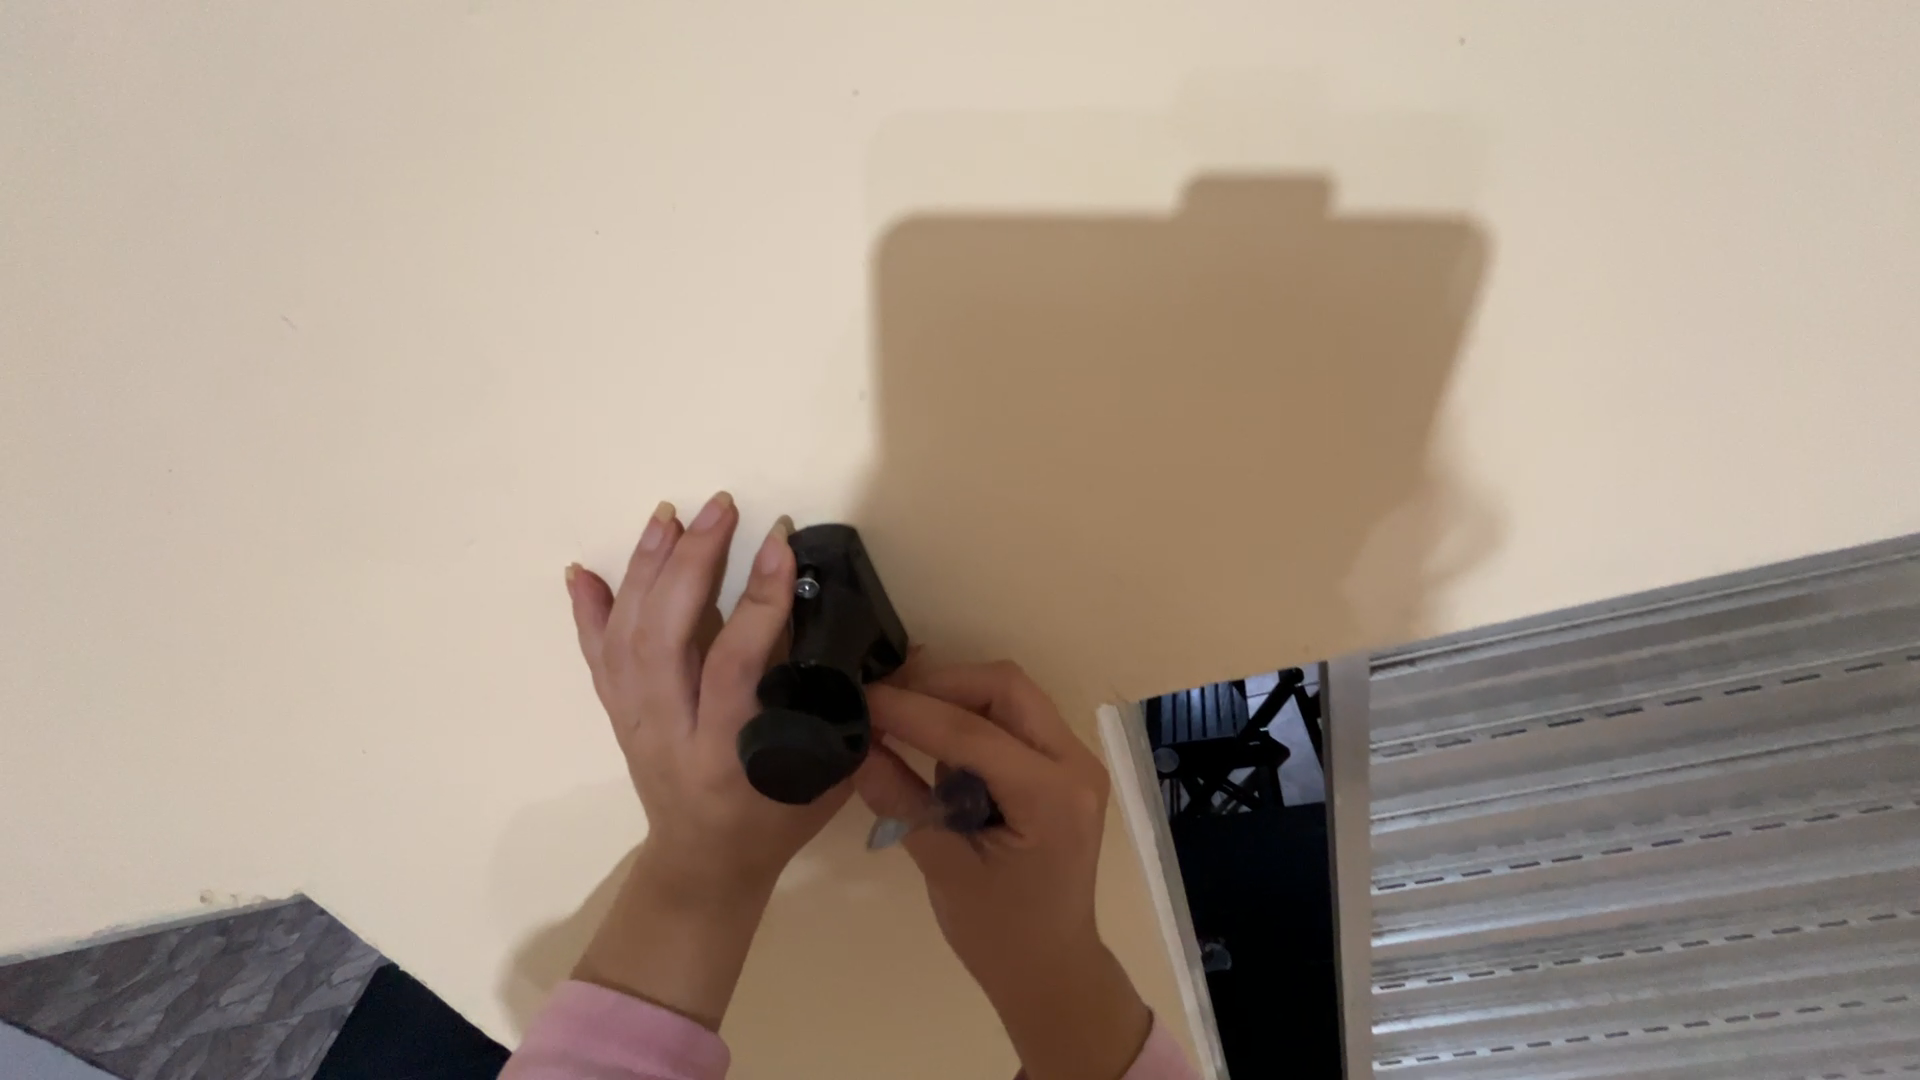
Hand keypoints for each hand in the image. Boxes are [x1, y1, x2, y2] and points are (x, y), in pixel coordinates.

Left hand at [561, 492, 848, 1026]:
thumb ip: (854, 718)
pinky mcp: (617, 718)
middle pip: (665, 638)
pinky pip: (595, 659)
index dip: (758, 600)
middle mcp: (667, 734)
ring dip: (646, 570)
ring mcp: (634, 723)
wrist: (703, 867)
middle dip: (692, 563)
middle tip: (720, 508)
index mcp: (724, 753)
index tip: (779, 543)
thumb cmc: (774, 823)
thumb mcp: (826, 778)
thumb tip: (891, 649)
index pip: (734, 665)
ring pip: (627, 638)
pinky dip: (587, 612)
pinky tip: (583, 570)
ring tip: (668, 515)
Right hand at [854, 662, 1152, 1079]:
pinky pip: (1015, 716)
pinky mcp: (1062, 764)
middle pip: (1006, 686)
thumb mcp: (944, 870)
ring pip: (1011, 693)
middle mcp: (1076, 764)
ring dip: (956, 696)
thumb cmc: (1000, 935)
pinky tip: (938, 742)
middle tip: (888, 703)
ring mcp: (1075, 760)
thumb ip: (902, 803)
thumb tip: (857, 748)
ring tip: (905, 720)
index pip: (973, 732)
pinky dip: (972, 716)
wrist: (1053, 969)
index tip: (864, 698)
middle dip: (942, 685)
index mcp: (1053, 797)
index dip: (912, 710)